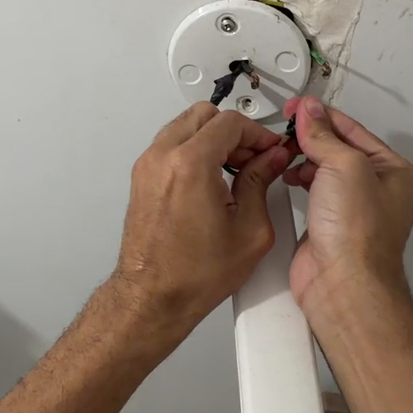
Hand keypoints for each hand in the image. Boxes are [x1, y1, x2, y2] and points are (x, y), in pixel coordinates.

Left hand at [110, 103, 292, 341]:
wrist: (154, 297)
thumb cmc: (193, 275)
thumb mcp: (249, 230)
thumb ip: (261, 183)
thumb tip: (271, 159)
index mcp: (190, 166)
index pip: (229, 123)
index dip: (257, 133)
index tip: (270, 149)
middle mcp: (162, 159)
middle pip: (203, 115)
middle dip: (234, 131)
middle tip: (253, 157)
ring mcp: (147, 167)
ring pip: (184, 127)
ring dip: (212, 138)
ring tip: (235, 169)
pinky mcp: (141, 178)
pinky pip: (170, 146)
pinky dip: (193, 150)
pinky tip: (213, 179)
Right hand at [282, 97, 412, 310]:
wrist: (342, 283)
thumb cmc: (358, 235)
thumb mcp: (345, 166)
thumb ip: (324, 135)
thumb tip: (310, 112)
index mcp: (395, 172)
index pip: (354, 131)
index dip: (324, 115)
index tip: (297, 107)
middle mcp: (377, 190)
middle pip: (338, 148)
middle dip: (311, 136)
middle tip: (287, 127)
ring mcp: (352, 209)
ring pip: (323, 169)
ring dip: (302, 157)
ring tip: (284, 150)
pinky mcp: (328, 224)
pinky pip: (311, 191)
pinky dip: (297, 179)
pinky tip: (286, 175)